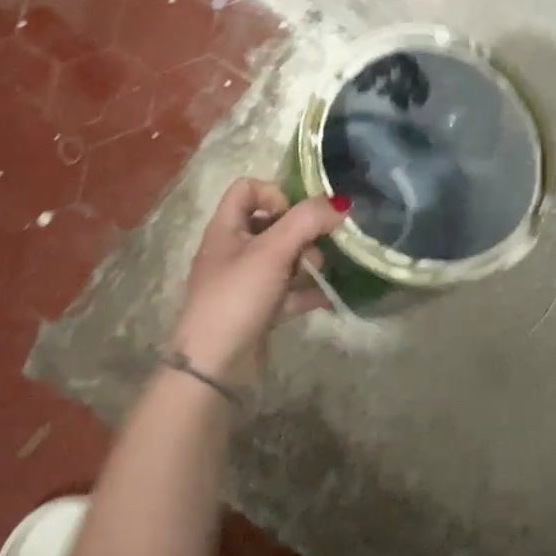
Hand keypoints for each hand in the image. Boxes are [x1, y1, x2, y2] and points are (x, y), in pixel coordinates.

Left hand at [170, 179, 349, 385]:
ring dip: (307, 262)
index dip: (274, 194)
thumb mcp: (272, 251)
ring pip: (284, 258)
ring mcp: (246, 282)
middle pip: (273, 224)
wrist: (215, 367)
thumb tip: (341, 203)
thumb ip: (307, 221)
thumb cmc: (237, 296)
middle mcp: (234, 250)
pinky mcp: (259, 310)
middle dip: (301, 232)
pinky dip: (308, 292)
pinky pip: (289, 291)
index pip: (248, 189)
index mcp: (226, 228)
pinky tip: (330, 297)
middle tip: (314, 247)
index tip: (294, 216)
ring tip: (319, 273)